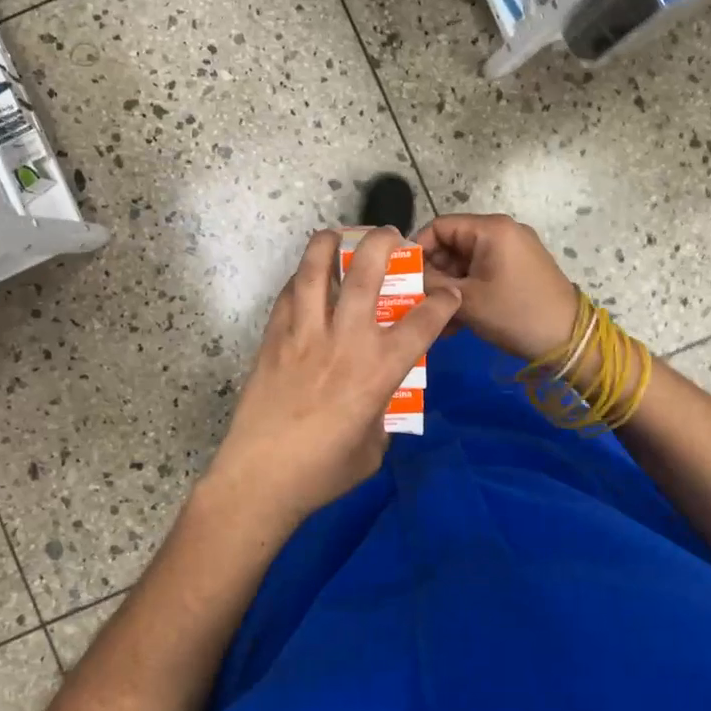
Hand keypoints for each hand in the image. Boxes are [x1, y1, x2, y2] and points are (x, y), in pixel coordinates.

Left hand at [206, 228, 460, 529]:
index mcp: (378, 370)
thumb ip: (382, 412)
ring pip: (317, 272)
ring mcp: (304, 334)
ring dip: (330, 244)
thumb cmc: (323, 471)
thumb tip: (380, 397)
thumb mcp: (373, 447)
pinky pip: (289, 296)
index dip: (442, 303)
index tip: (449, 292)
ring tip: (337, 234)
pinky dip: (300, 279)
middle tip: (390, 235)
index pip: (422, 324)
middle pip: (367, 275)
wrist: (261, 477)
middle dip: (383, 245)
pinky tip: (305, 278)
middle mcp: (345, 341)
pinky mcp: (273, 339)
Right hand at [415, 214, 579, 363]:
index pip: (439, 226)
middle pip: (452, 244)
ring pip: (465, 263)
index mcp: (491, 229)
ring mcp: (513, 252)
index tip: (402, 277)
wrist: (570, 341)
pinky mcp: (519, 271)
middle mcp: (502, 232)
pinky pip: (482, 274)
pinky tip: (452, 322)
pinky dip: (466, 293)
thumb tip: (406, 278)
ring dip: (447, 288)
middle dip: (432, 273)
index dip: (417, 249)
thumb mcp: (466, 300)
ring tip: (432, 318)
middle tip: (414, 301)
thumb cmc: (514, 313)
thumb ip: (430, 284)